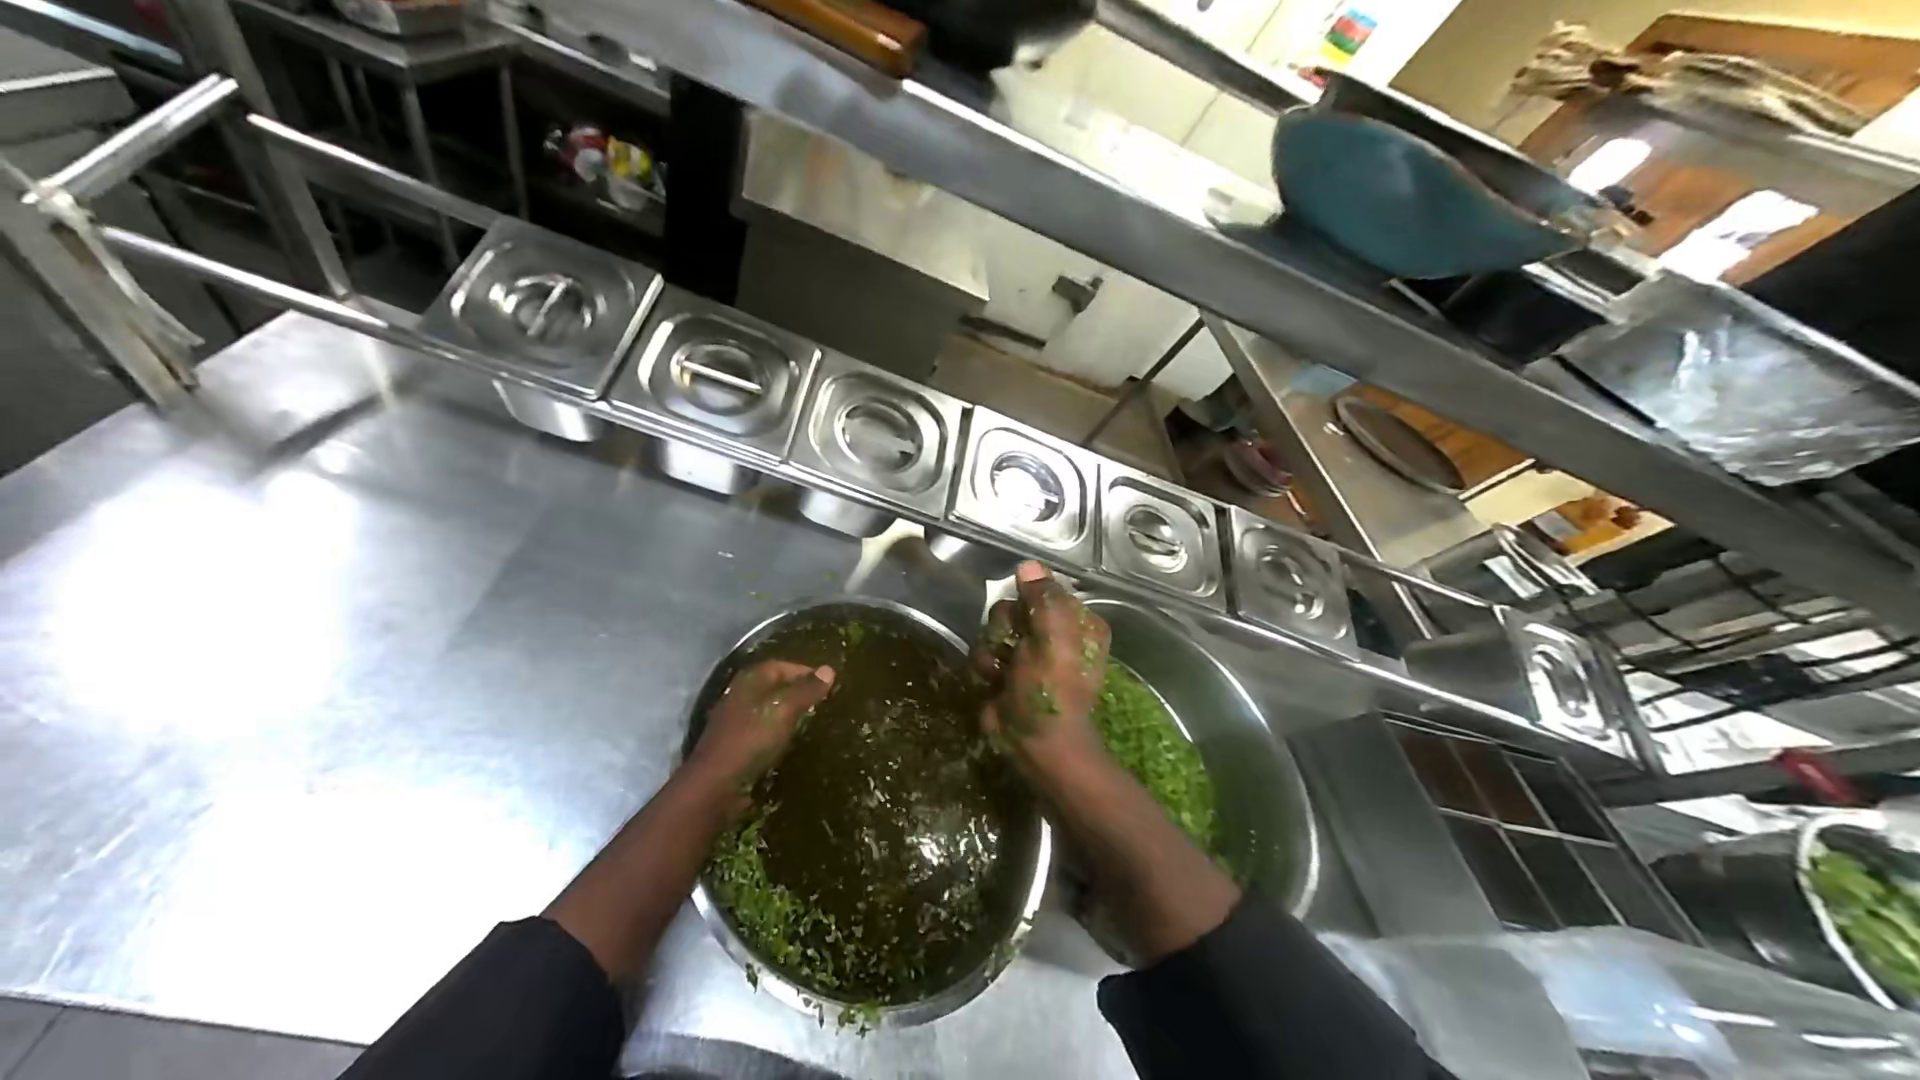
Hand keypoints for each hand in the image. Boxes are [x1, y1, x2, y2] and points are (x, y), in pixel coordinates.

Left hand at [690, 660, 834, 798]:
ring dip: (787, 714)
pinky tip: (790, 743)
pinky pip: (762, 731)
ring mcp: (734, 722)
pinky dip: (777, 733)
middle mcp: (739, 696)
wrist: (716, 785)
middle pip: (773, 686)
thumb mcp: (785, 710)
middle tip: (822, 703)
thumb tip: (829, 669)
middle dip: (797, 692)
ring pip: (767, 710)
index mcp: (749, 681)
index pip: (780, 666)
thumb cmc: (752, 739)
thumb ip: (806, 690)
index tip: (827, 683)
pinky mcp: (734, 746)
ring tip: (811, 722)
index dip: (804, 671)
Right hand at [971, 561, 1111, 782]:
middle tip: (1013, 651)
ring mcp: (1025, 655)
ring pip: (990, 632)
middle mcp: (1051, 635)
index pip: (1040, 591)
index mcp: (1075, 622)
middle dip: (1003, 629)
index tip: (1026, 620)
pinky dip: (983, 671)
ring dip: (990, 653)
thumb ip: (1043, 597)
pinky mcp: (1002, 674)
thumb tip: (1028, 565)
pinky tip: (993, 686)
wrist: (1037, 743)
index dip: (1027, 603)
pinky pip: (981, 655)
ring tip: (1002, 675)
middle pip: (1009, 609)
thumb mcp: (1055, 636)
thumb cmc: (1053, 687)